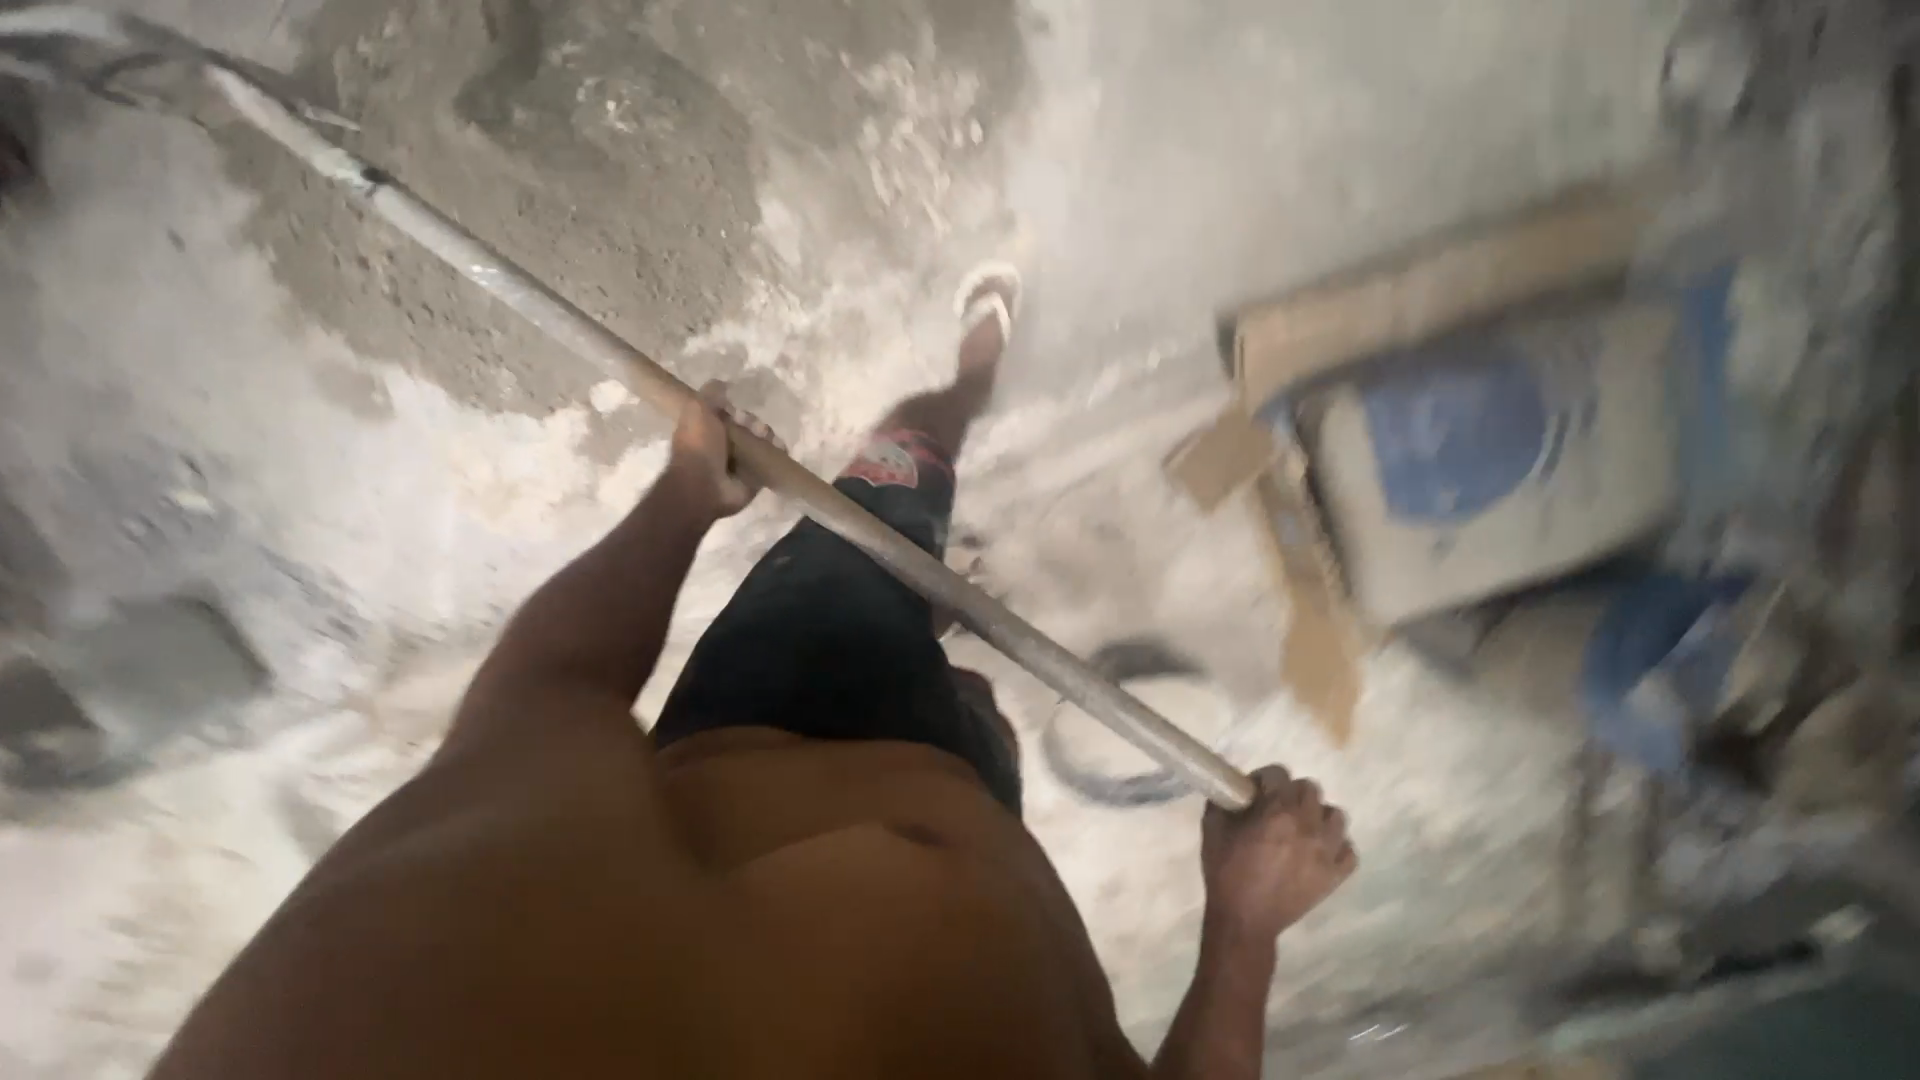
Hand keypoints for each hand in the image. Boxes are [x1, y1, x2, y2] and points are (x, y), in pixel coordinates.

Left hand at [665, 380, 780, 519]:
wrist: (703, 485)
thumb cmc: (698, 446)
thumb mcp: (697, 410)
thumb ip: (711, 394)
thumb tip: (725, 383)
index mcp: (707, 431)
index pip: (729, 415)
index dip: (736, 409)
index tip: (737, 411)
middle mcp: (724, 446)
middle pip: (748, 427)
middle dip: (753, 422)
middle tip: (752, 427)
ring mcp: (741, 463)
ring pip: (761, 442)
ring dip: (767, 435)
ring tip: (764, 438)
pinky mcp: (756, 478)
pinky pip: (772, 461)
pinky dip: (778, 452)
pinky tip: (779, 447)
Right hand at [1202, 765, 1356, 941]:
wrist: (1244, 919)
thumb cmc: (1225, 871)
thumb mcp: (1212, 828)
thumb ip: (1222, 800)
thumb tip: (1231, 789)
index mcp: (1278, 811)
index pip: (1279, 773)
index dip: (1263, 779)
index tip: (1253, 793)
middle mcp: (1308, 825)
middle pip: (1310, 789)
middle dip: (1290, 793)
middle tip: (1275, 810)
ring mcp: (1327, 851)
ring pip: (1336, 816)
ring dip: (1318, 817)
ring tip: (1301, 830)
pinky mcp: (1336, 875)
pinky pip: (1349, 850)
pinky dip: (1336, 847)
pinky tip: (1318, 852)